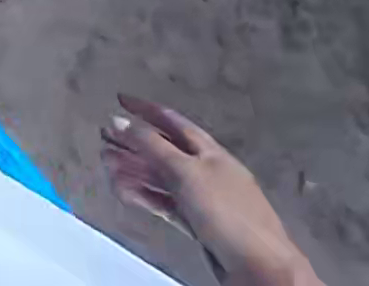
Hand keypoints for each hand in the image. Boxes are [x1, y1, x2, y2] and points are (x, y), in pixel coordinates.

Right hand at [102, 95, 321, 285]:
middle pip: (163, 150)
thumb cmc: (227, 212)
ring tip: (106, 165)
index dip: (145, 109)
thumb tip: (117, 119)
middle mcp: (206, 172)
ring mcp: (203, 200)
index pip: (172, 121)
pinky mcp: (199, 225)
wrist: (264, 274)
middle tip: (104, 138)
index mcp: (210, 153)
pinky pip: (165, 202)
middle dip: (133, 143)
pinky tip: (123, 191)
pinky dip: (144, 195)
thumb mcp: (185, 171)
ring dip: (134, 169)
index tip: (119, 99)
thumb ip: (150, 144)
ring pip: (161, 177)